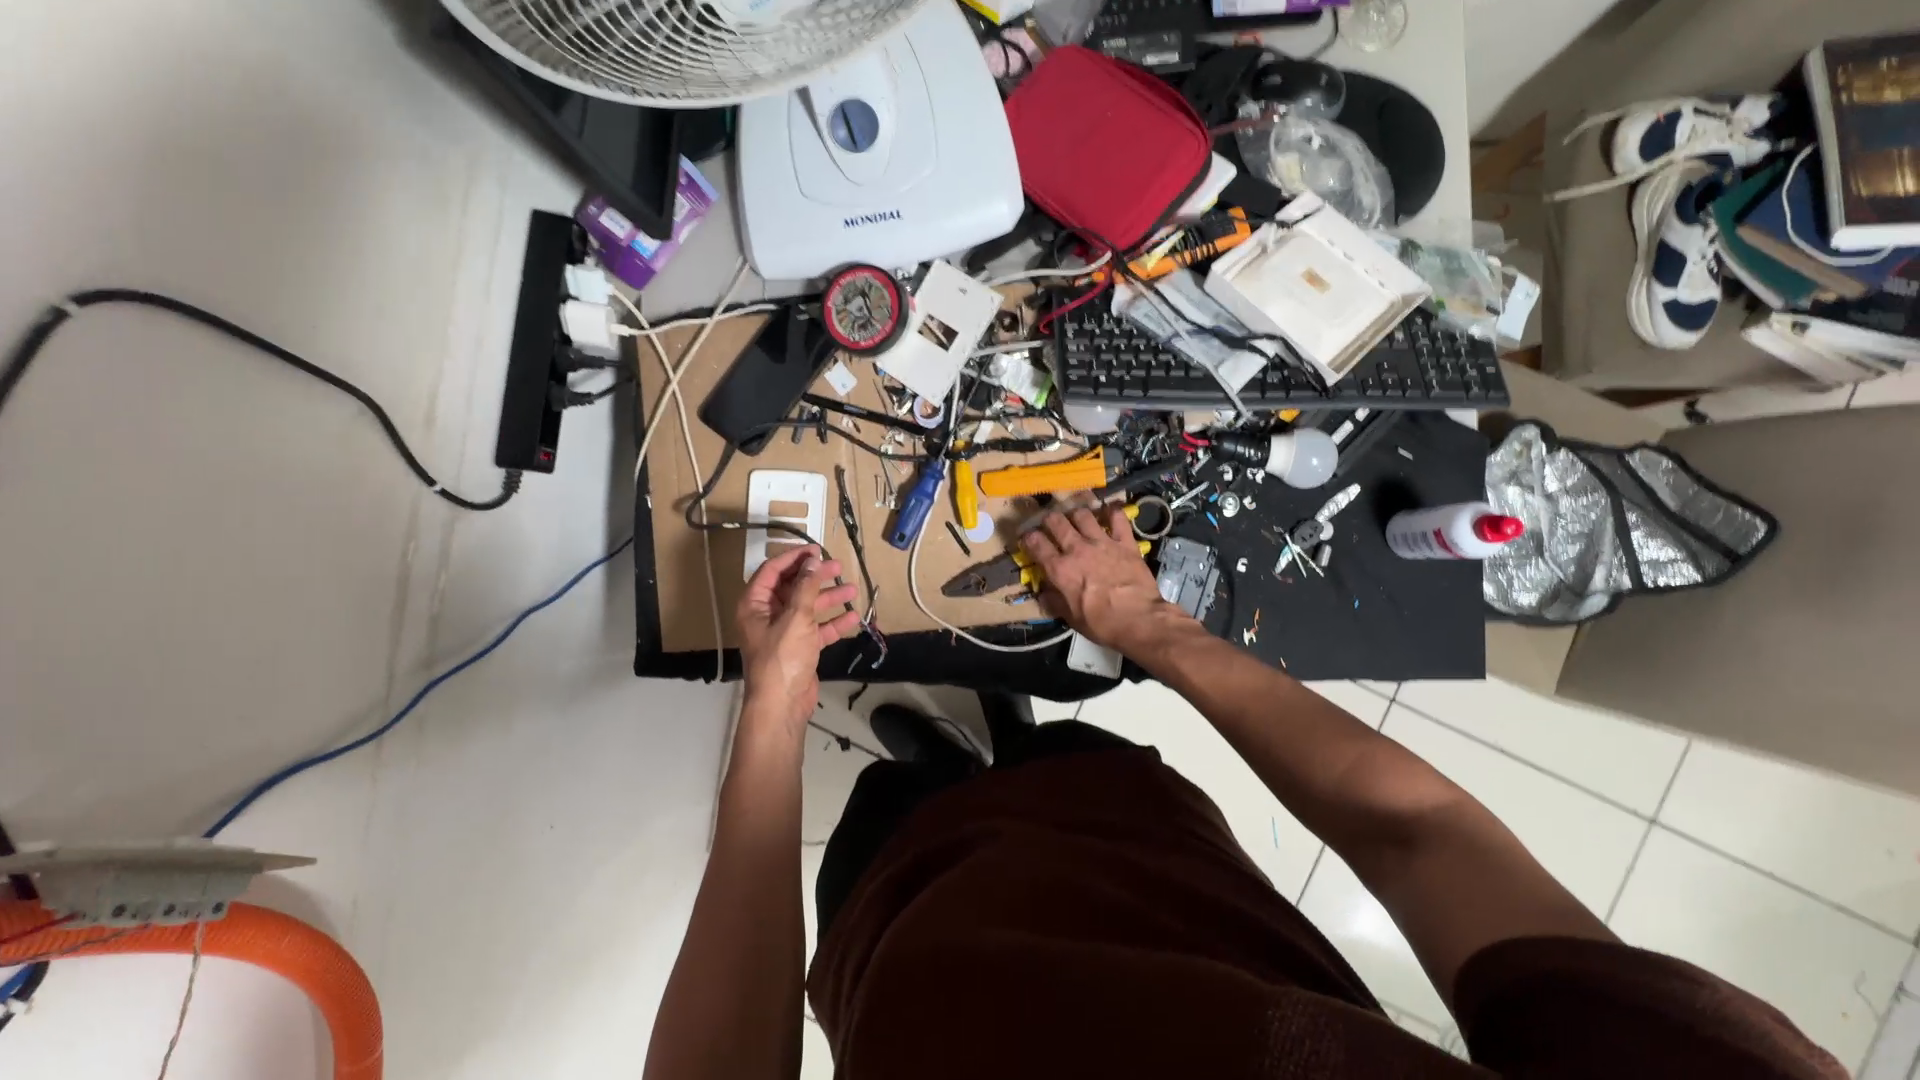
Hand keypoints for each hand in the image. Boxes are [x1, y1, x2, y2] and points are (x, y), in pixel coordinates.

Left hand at [736, 546, 861, 735]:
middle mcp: (766, 615)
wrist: (782, 704)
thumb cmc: (782, 657)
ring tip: (852, 588)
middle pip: (792, 588)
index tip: (816, 549)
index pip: (772, 571)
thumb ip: (806, 587)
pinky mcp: (799, 648)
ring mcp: (783, 633)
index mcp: (754, 605)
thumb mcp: (795, 617)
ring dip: (828, 598)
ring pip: (807, 608)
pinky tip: (853, 618)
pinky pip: (817, 629)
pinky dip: (833, 623)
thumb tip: (813, 561)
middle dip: (815, 577)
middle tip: (837, 566)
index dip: (793, 558)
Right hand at [1020, 504, 1190, 652]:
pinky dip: (1111, 511)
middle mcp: (1077, 549)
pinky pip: (1117, 517)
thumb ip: (1054, 601)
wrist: (1139, 620)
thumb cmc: (1102, 623)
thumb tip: (1043, 592)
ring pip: (1083, 514)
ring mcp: (1102, 542)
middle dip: (1049, 520)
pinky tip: (1108, 512)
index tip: (1028, 539)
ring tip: (1077, 519)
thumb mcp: (1070, 618)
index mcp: (1060, 569)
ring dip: (1076, 514)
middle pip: (1056, 521)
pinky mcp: (1125, 542)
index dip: (1028, 538)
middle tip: (1051, 525)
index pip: (1035, 543)